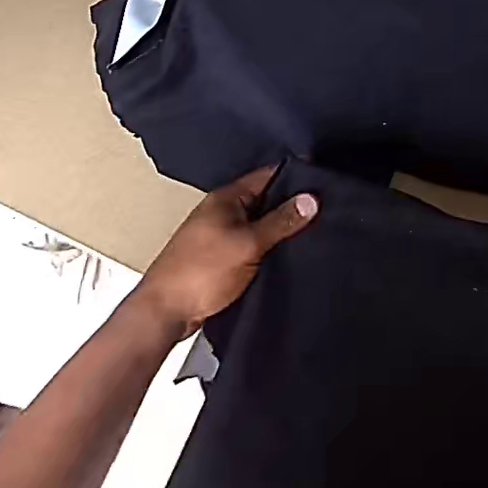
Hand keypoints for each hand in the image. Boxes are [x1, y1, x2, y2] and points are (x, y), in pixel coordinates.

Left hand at [128, 166, 317, 339]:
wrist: (165, 312)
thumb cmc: (199, 272)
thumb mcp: (248, 243)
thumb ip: (280, 221)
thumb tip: (309, 200)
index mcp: (225, 198)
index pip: (267, 175)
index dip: (294, 176)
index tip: (320, 181)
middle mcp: (221, 211)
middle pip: (264, 199)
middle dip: (290, 204)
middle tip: (322, 209)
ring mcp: (219, 234)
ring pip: (257, 223)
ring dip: (278, 228)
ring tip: (310, 231)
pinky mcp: (219, 257)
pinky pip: (250, 243)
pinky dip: (267, 246)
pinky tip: (284, 255)